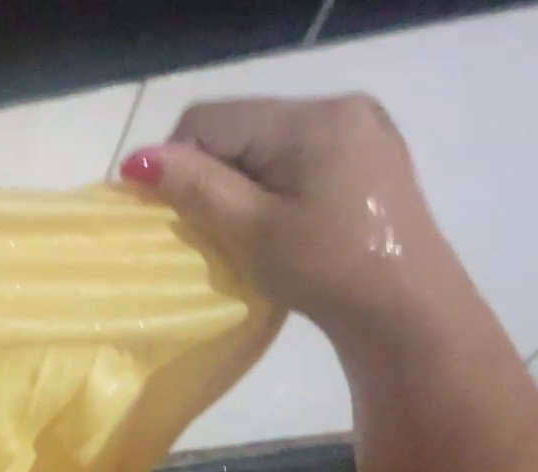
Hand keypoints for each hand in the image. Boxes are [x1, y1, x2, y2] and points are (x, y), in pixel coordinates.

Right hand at [122, 95, 468, 347]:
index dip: (174, 163)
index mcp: (310, 120)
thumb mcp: (246, 228)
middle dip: (206, 171)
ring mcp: (356, 126)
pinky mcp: (361, 150)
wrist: (401, 300)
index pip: (206, 120)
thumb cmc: (321, 266)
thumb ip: (193, 186)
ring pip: (257, 140)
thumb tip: (137, 160)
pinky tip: (273, 215)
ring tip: (243, 223)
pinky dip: (263, 180)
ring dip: (233, 178)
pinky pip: (287, 152)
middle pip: (234, 125)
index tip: (178, 213)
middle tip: (212, 224)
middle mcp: (337, 106)